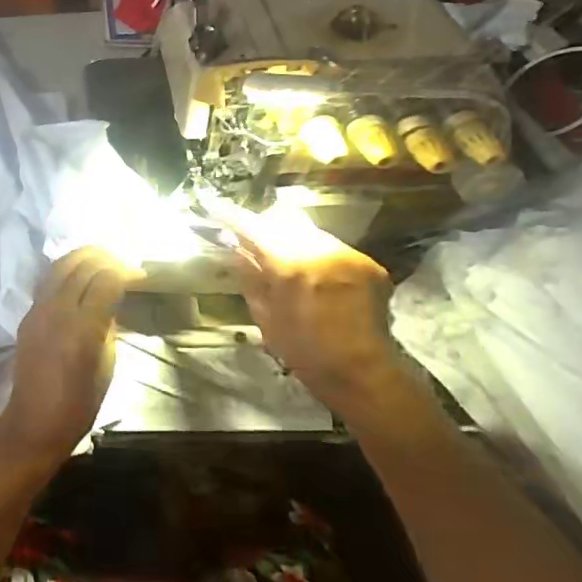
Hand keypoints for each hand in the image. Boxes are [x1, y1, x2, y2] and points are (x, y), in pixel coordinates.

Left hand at [0, 248, 140, 464]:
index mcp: (82, 327)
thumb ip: (108, 328)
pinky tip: (80, 277)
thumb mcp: (107, 365)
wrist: (35, 421)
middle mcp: (57, 310)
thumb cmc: (79, 403)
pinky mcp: (27, 314)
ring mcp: (37, 309)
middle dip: (105, 257)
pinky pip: (47, 280)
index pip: (105, 281)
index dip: (125, 272)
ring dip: (83, 257)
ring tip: (103, 260)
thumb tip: (111, 304)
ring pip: (60, 266)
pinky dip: (66, 271)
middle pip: (81, 265)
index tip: (140, 275)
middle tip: (124, 262)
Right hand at [205, 199, 402, 414]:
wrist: (362, 373)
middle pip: (284, 221)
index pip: (252, 226)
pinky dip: (318, 256)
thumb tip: (234, 249)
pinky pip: (333, 249)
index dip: (230, 216)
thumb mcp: (265, 315)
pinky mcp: (369, 265)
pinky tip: (315, 277)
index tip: (213, 207)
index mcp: (289, 264)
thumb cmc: (304, 351)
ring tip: (285, 260)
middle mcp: (321, 249)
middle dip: (265, 227)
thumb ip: (249, 276)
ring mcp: (349, 255)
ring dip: (293, 241)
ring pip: (310, 232)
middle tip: (250, 240)